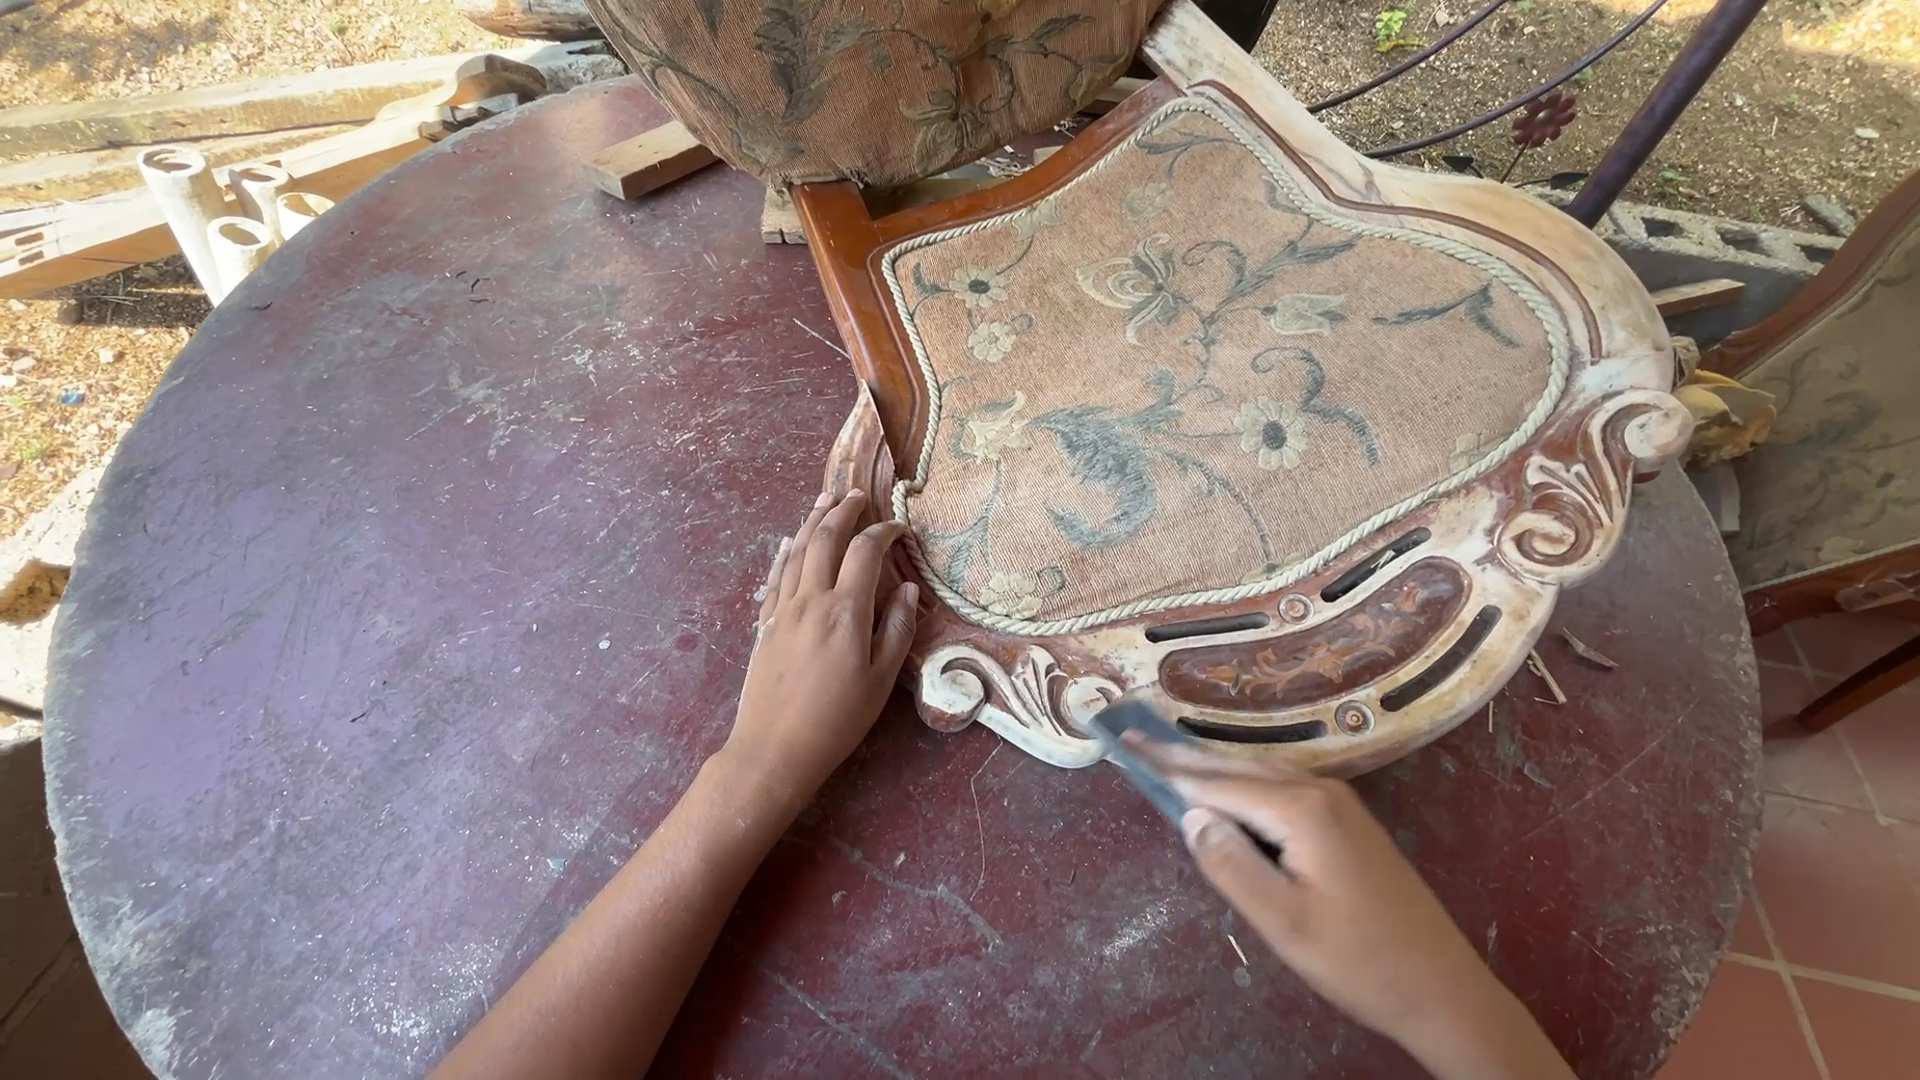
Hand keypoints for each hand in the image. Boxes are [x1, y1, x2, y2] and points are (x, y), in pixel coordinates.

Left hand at [722, 489, 918, 804]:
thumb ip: (897, 629)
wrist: (775, 747)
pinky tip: (789, 542)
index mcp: (846, 611)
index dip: (884, 532)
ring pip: (797, 551)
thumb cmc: (838, 719)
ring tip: (825, 500)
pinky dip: (785, 552)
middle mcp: (811, 599)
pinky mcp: (765, 623)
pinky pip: (775, 576)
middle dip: (842, 511)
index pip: (866, 552)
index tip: (899, 528)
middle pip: (825, 539)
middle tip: (856, 495)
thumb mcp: (882, 680)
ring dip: (812, 521)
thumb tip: (906, 587)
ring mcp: (783, 609)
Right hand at [1128, 739, 1571, 1079]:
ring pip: (1256, 771)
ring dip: (1209, 765)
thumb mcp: (1284, 923)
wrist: (1445, 990)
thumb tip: (1189, 816)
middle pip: (1234, 767)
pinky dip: (1239, 779)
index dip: (1166, 768)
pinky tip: (1226, 784)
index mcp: (1300, 810)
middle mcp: (1317, 790)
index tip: (1125, 746)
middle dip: (1181, 756)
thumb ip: (1230, 865)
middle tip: (1134, 738)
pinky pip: (1277, 784)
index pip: (1215, 783)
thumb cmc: (1359, 961)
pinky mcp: (1345, 818)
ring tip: (1166, 755)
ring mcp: (1336, 800)